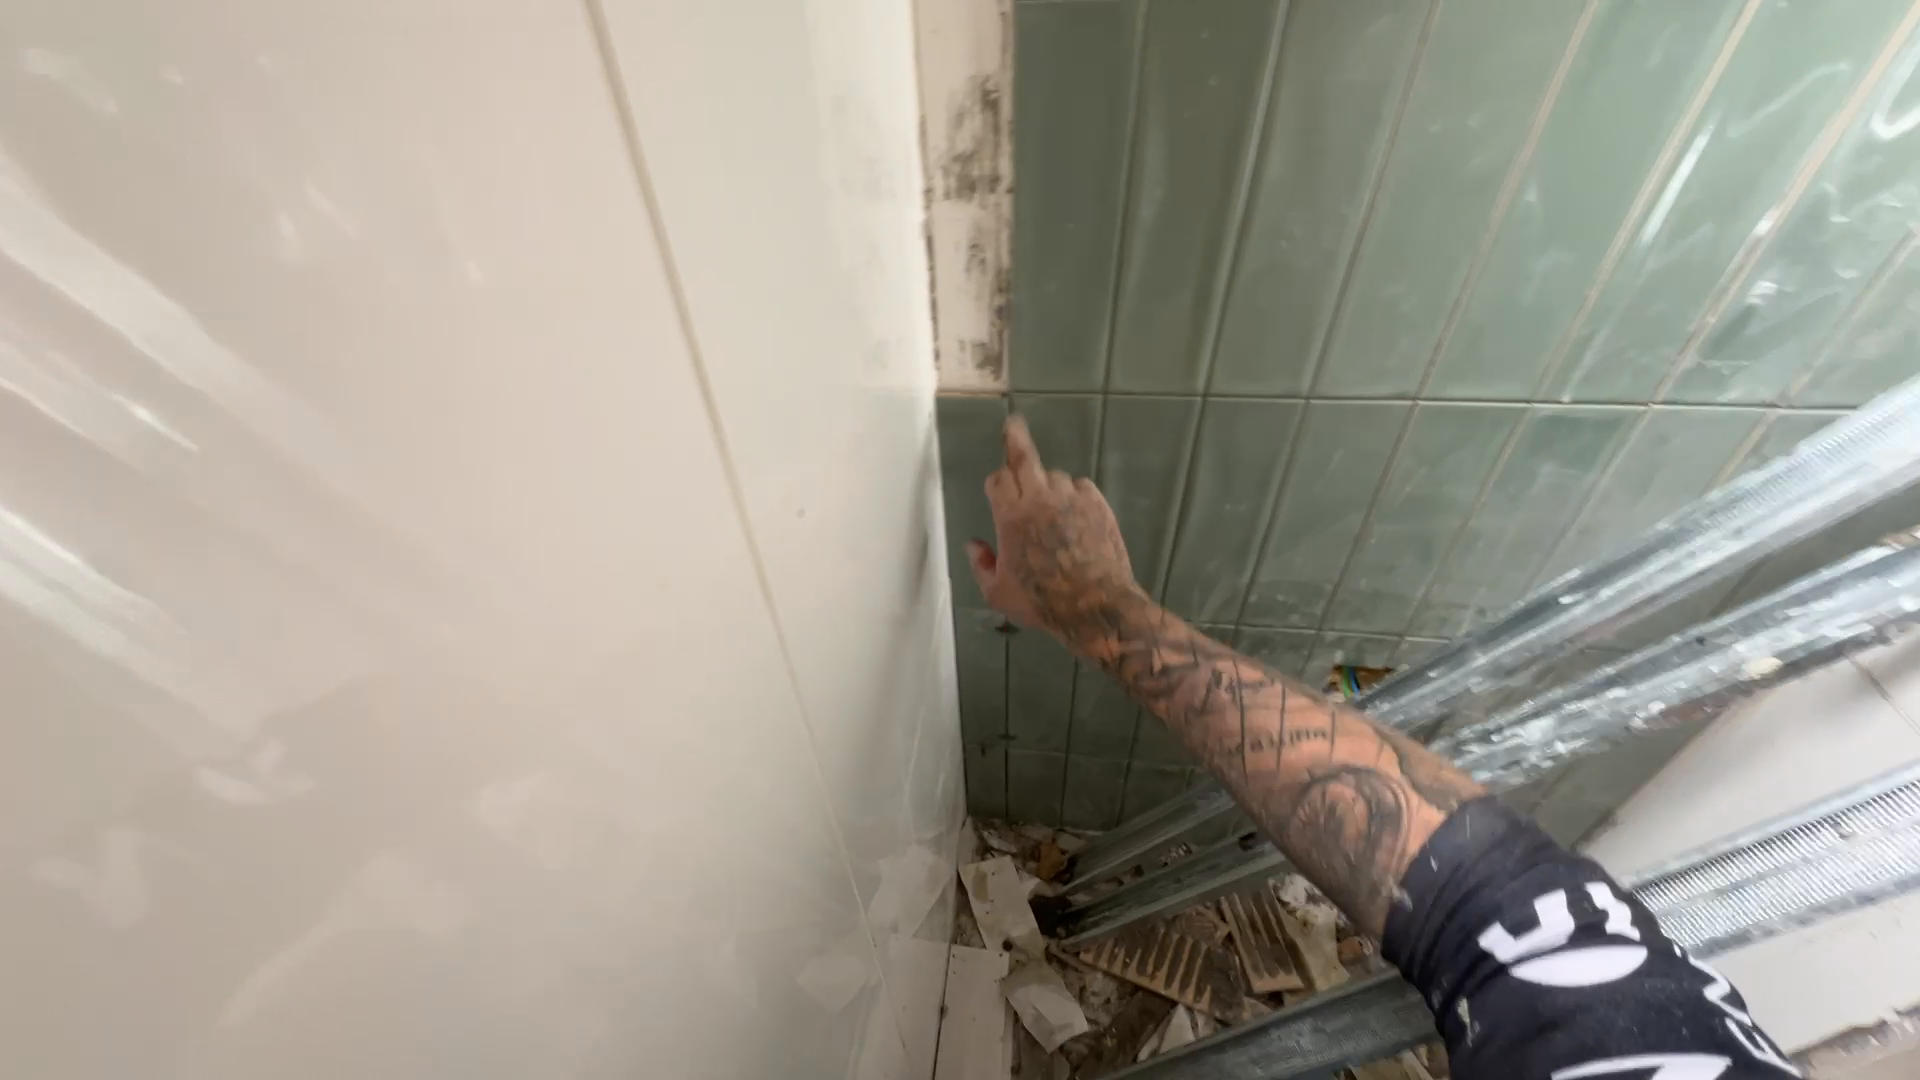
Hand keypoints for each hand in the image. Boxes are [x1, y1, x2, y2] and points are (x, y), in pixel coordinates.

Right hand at [966, 415, 1139, 642]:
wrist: (1095, 607)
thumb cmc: (1041, 602)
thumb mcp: (998, 592)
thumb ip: (981, 564)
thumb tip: (974, 544)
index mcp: (1011, 516)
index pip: (998, 480)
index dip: (995, 482)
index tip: (997, 485)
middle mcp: (1040, 499)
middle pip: (1024, 457)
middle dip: (1015, 438)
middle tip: (1013, 425)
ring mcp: (1072, 499)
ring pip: (1054, 475)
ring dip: (1047, 483)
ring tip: (1050, 506)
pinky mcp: (1098, 505)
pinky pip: (1080, 487)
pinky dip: (1073, 494)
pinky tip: (1073, 513)